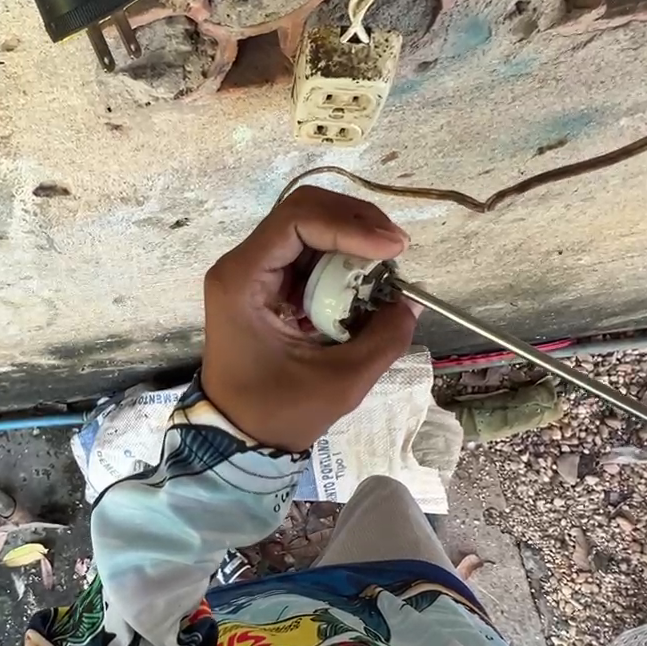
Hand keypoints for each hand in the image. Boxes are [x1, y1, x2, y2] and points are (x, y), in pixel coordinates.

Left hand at [200, 186, 419, 451]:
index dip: (349, 224)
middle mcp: (240, 265)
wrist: (236, 434)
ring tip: (387, 263)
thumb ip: (382, 338)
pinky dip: (341, 258)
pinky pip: (308, 253)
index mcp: (241, 280)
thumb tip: (410, 302)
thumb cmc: (277, 411)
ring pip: (307, 227)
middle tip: (396, 250)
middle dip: (355, 223)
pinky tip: (367, 277)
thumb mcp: (340, 381)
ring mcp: (252, 271)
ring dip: (351, 238)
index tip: (393, 250)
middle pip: (302, 212)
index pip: (296, 220)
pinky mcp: (266, 283)